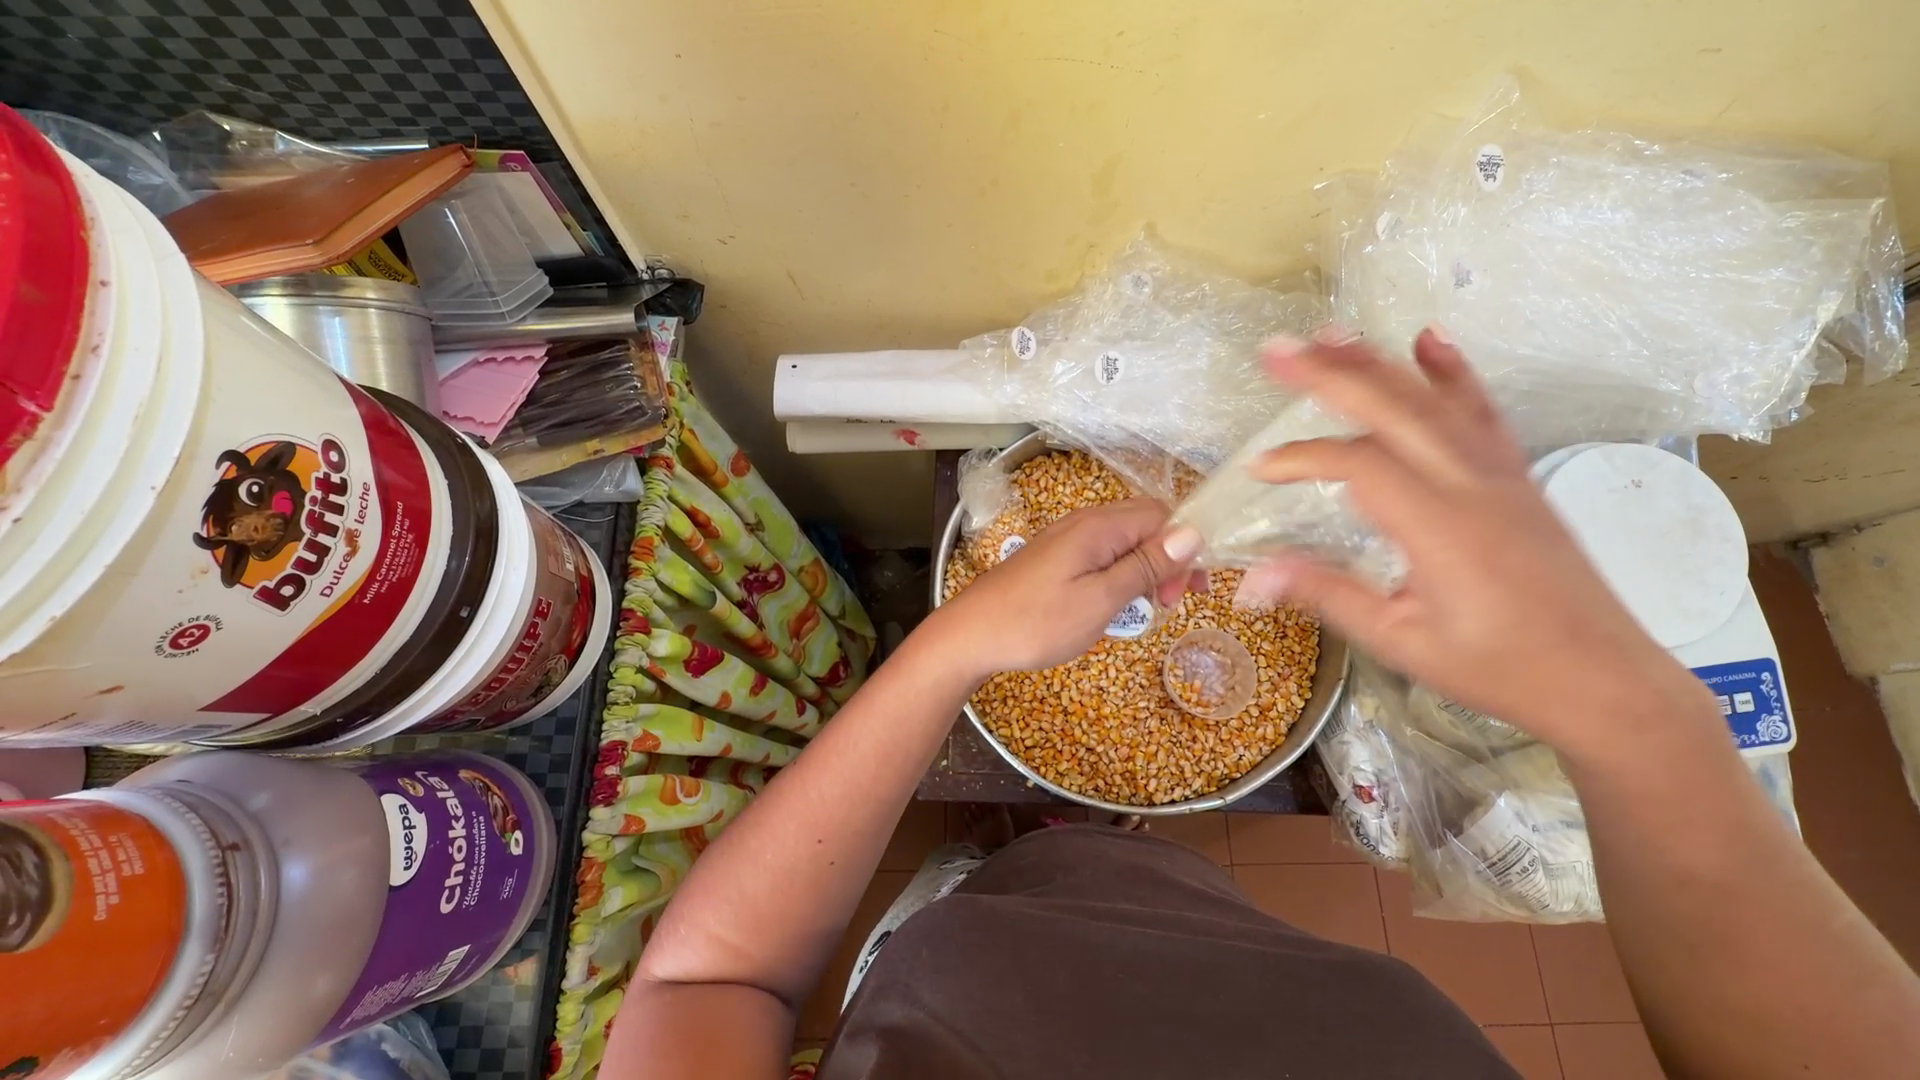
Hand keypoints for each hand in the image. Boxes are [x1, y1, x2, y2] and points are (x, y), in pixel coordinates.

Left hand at [931, 498, 1199, 680]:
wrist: (970, 636)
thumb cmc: (1036, 623)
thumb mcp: (1100, 600)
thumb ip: (1145, 566)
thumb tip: (1192, 533)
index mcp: (1098, 527)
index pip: (1163, 516)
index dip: (1184, 550)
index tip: (1186, 593)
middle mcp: (1083, 523)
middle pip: (1145, 525)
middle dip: (1167, 561)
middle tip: (1166, 605)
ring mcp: (1065, 539)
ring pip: (1123, 543)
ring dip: (1142, 572)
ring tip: (1140, 612)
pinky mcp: (1054, 559)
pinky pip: (1100, 557)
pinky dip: (1116, 578)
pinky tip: (1111, 606)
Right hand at [1238, 328, 1721, 758]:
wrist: (1604, 680)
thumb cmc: (1497, 668)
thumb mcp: (1401, 642)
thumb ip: (1327, 596)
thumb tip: (1251, 578)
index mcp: (1440, 527)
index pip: (1357, 465)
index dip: (1301, 459)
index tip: (1258, 469)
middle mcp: (1471, 484)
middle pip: (1394, 408)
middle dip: (1330, 374)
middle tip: (1276, 350)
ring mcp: (1501, 474)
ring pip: (1434, 400)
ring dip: (1379, 362)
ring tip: (1331, 333)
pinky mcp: (1518, 477)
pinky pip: (1481, 411)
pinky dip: (1452, 371)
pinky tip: (1430, 340)